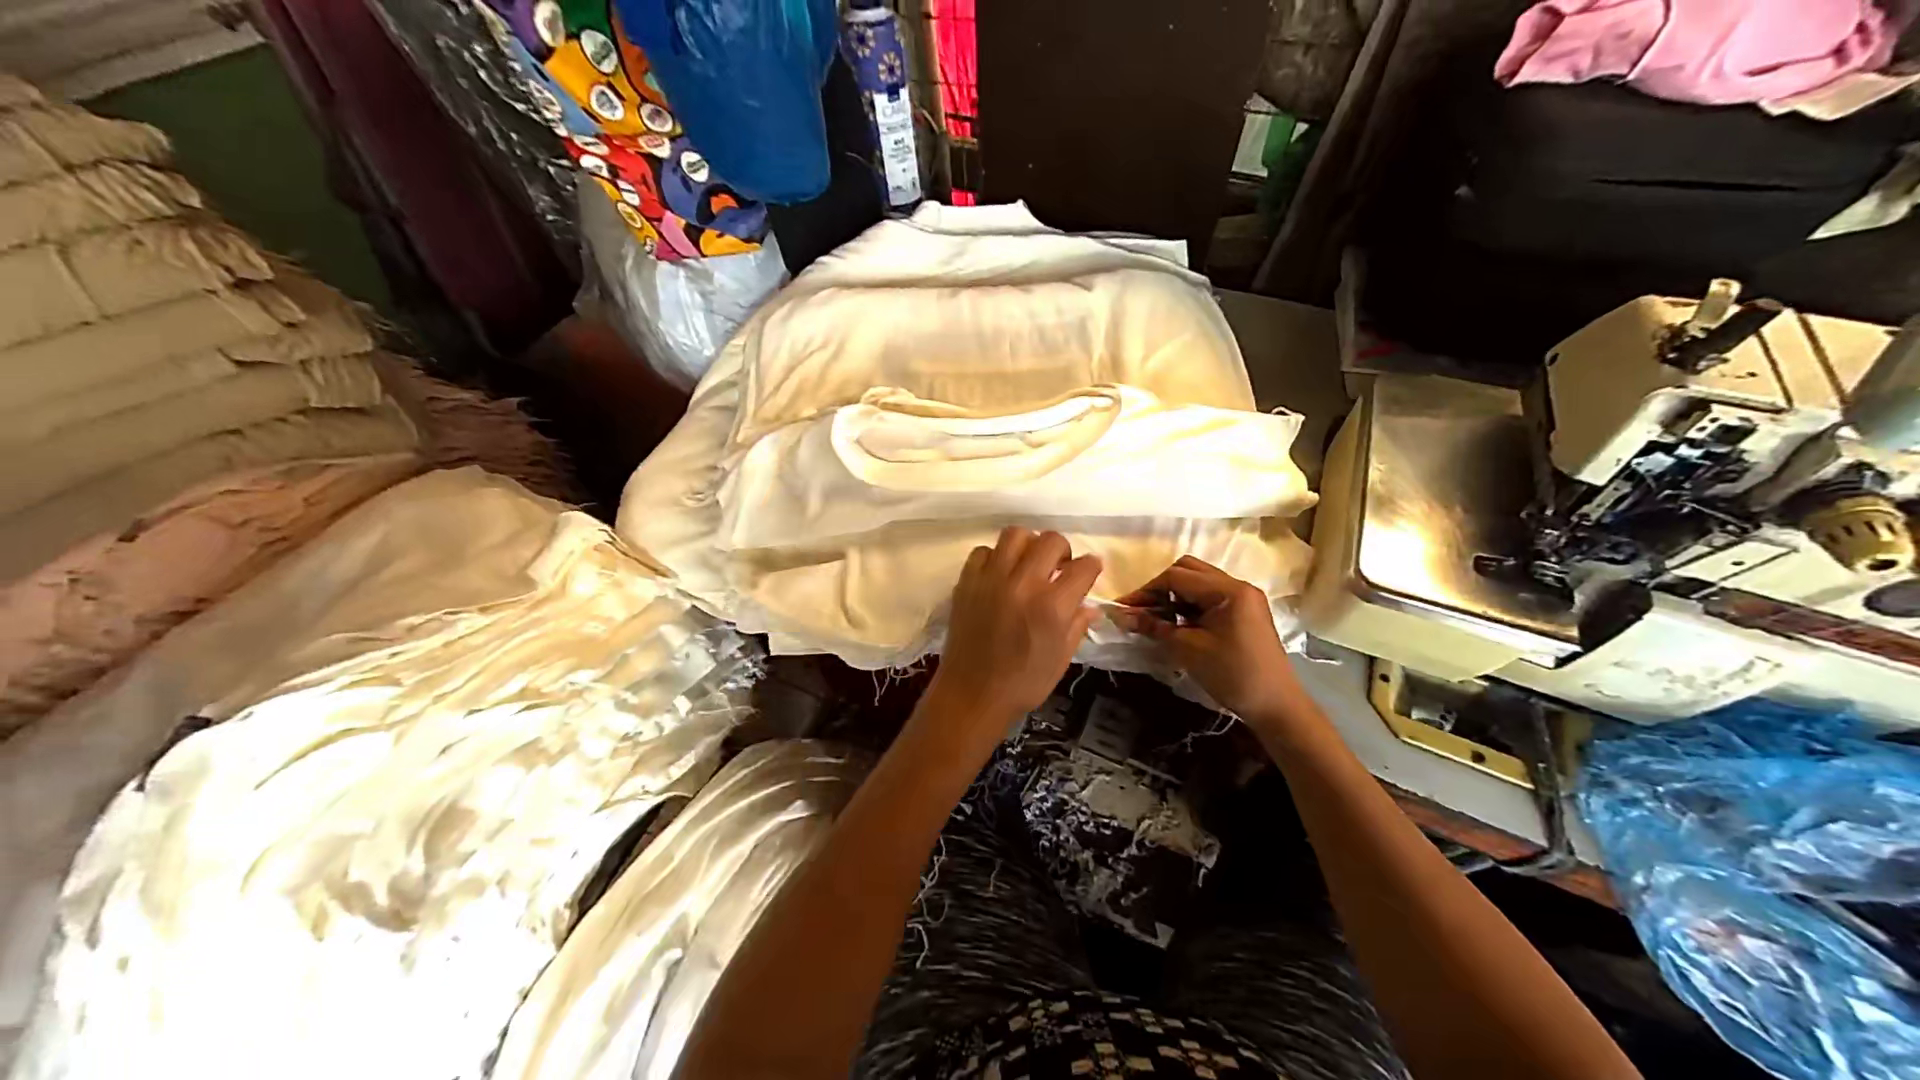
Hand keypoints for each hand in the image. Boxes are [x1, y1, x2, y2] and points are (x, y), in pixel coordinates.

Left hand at [928, 527, 1101, 727]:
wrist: (973, 693)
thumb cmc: (1023, 683)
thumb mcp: (1061, 658)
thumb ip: (1077, 625)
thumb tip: (1090, 606)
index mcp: (1052, 605)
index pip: (1083, 567)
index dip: (1092, 567)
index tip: (1090, 571)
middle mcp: (1023, 583)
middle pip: (1051, 540)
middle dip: (1063, 550)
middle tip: (1059, 567)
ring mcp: (992, 578)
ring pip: (1015, 535)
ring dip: (1029, 544)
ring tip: (1029, 563)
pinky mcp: (967, 581)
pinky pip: (983, 551)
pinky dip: (995, 557)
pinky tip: (1000, 574)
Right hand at [1112, 555, 1302, 723]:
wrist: (1276, 706)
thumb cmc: (1233, 675)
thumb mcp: (1188, 649)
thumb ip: (1154, 627)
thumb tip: (1121, 616)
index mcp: (1228, 590)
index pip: (1177, 576)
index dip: (1146, 591)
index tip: (1124, 609)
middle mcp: (1238, 586)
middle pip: (1189, 571)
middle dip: (1160, 587)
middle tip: (1140, 610)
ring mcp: (1243, 599)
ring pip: (1198, 584)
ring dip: (1173, 596)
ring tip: (1154, 619)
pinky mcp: (1243, 613)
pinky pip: (1208, 598)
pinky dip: (1188, 606)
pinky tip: (1175, 624)